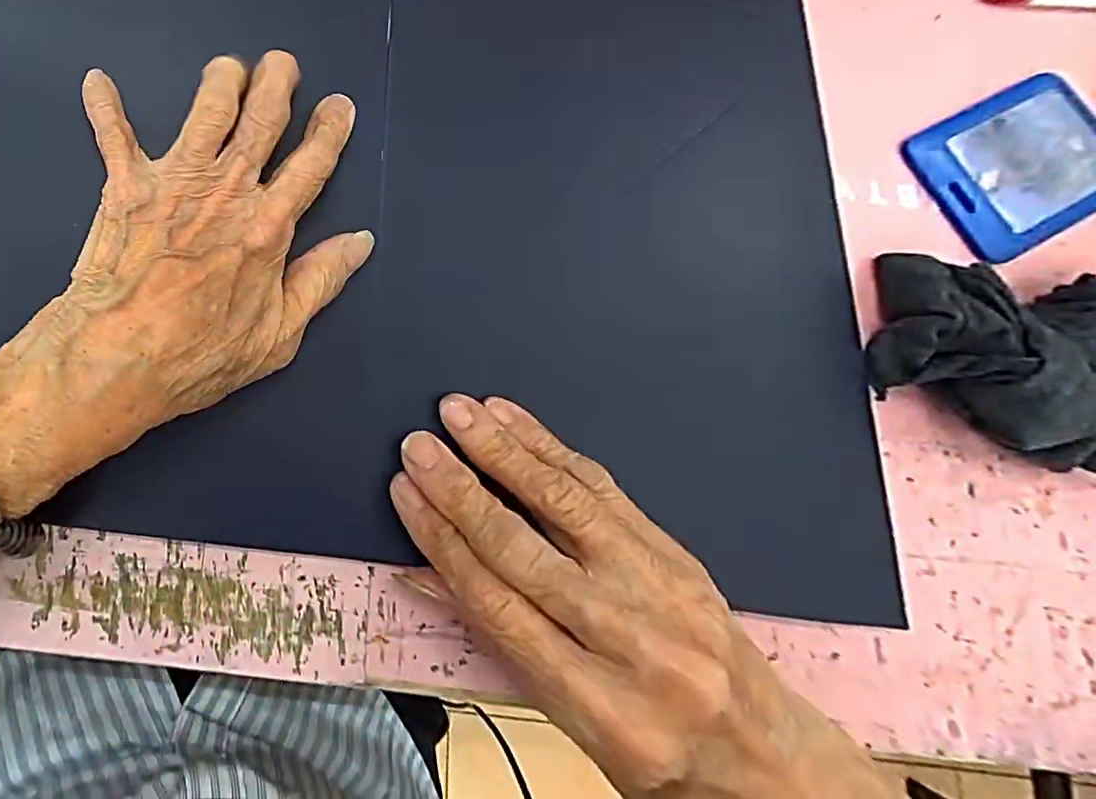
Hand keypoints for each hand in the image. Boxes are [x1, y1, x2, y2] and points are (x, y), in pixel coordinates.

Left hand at [0, 51, 373, 512]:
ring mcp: (175, 181)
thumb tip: (359, 243)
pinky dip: (105, 106)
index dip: (329, 131)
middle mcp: (226, 189)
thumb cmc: (197, 355)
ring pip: (206, 110)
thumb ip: (319, 282)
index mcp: (268, 224)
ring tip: (228, 67)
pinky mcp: (125, 186)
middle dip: (277, 84)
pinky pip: (113, 135)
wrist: (118, 355)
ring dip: (221, 80)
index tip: (337, 106)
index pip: (311, 163)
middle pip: (262, 120)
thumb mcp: (277, 336)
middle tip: (281, 64)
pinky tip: (97, 81)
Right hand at [389, 396, 897, 798]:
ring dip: (504, 451)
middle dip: (461, 491)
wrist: (771, 763)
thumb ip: (493, 634)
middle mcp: (636, 645)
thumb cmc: (650, 749)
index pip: (496, 603)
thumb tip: (421, 569)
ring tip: (458, 413)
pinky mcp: (679, 554)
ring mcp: (665, 593)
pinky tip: (510, 419)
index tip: (404, 492)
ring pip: (568, 506)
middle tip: (419, 446)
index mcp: (598, 704)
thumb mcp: (564, 716)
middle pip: (526, 552)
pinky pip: (605, 489)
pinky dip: (550, 447)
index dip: (441, 540)